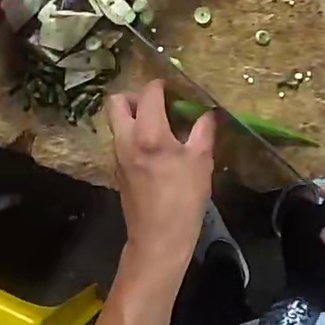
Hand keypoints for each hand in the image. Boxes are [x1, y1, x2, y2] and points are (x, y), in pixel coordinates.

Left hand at [106, 80, 215, 265]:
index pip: (148, 93)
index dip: (162, 86)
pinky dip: (133, 135)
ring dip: (134, 116)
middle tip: (159, 106)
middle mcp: (126, 139)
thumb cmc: (183, 199)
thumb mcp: (201, 162)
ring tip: (160, 127)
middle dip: (136, 97)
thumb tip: (208, 113)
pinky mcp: (117, 170)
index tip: (175, 90)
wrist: (158, 238)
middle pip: (117, 102)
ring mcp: (117, 155)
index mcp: (148, 132)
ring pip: (116, 122)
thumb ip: (203, 131)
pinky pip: (120, 140)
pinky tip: (155, 149)